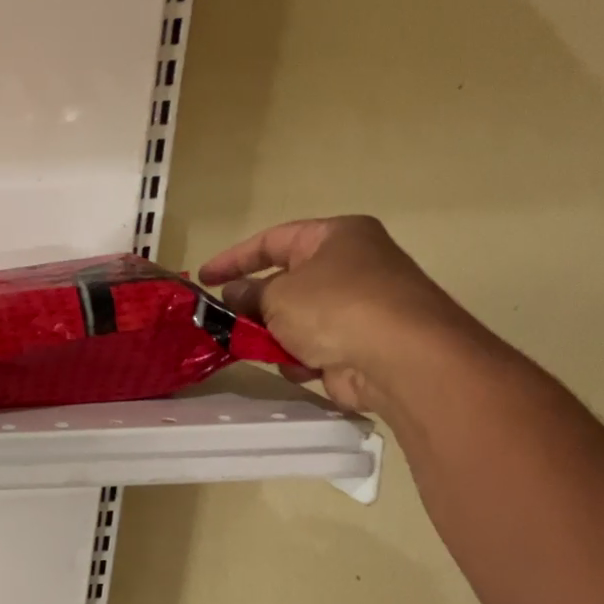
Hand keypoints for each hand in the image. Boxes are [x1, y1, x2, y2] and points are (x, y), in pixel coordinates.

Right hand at [198, 215, 489, 413]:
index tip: (203, 279)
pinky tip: (300, 365)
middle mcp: (350, 265)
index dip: (233, 259)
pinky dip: (299, 356)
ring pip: (293, 319)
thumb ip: (248, 294)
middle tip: (223, 322)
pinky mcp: (357, 342)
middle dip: (253, 305)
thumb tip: (234, 294)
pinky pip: (311, 346)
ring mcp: (356, 305)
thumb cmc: (335, 308)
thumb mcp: (277, 295)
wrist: (400, 357)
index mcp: (336, 237)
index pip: (272, 240)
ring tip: (259, 348)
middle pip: (283, 282)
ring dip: (273, 335)